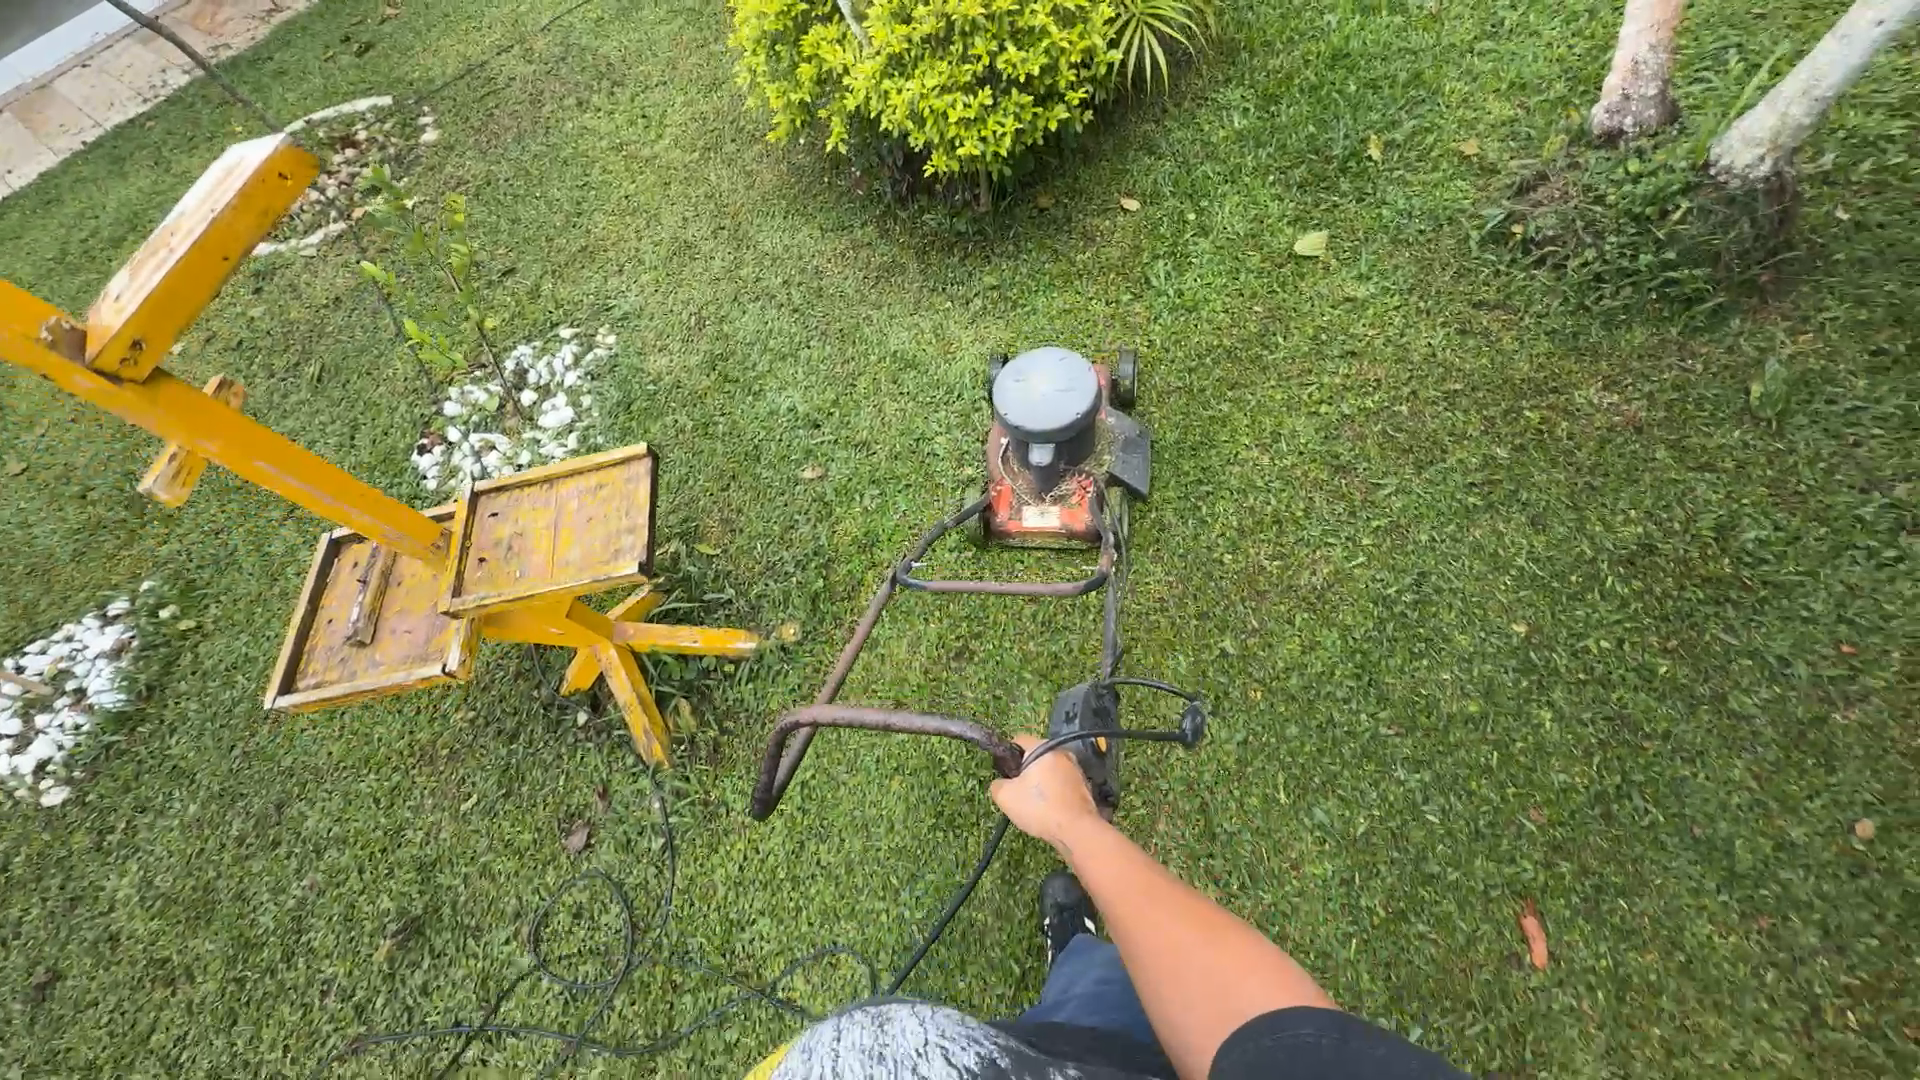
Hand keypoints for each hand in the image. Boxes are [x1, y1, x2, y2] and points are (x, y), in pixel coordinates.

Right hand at [991, 734, 1104, 855]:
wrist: (1077, 830)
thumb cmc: (1039, 808)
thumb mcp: (1005, 797)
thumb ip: (997, 784)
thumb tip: (1001, 783)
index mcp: (1042, 747)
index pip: (1018, 740)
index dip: (1007, 755)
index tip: (1004, 774)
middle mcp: (1062, 752)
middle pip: (1035, 757)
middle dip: (1025, 772)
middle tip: (1017, 792)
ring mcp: (1076, 768)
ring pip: (1050, 771)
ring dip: (1041, 783)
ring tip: (1035, 806)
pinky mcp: (1084, 785)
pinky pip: (1062, 784)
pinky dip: (1054, 793)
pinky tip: (1050, 811)